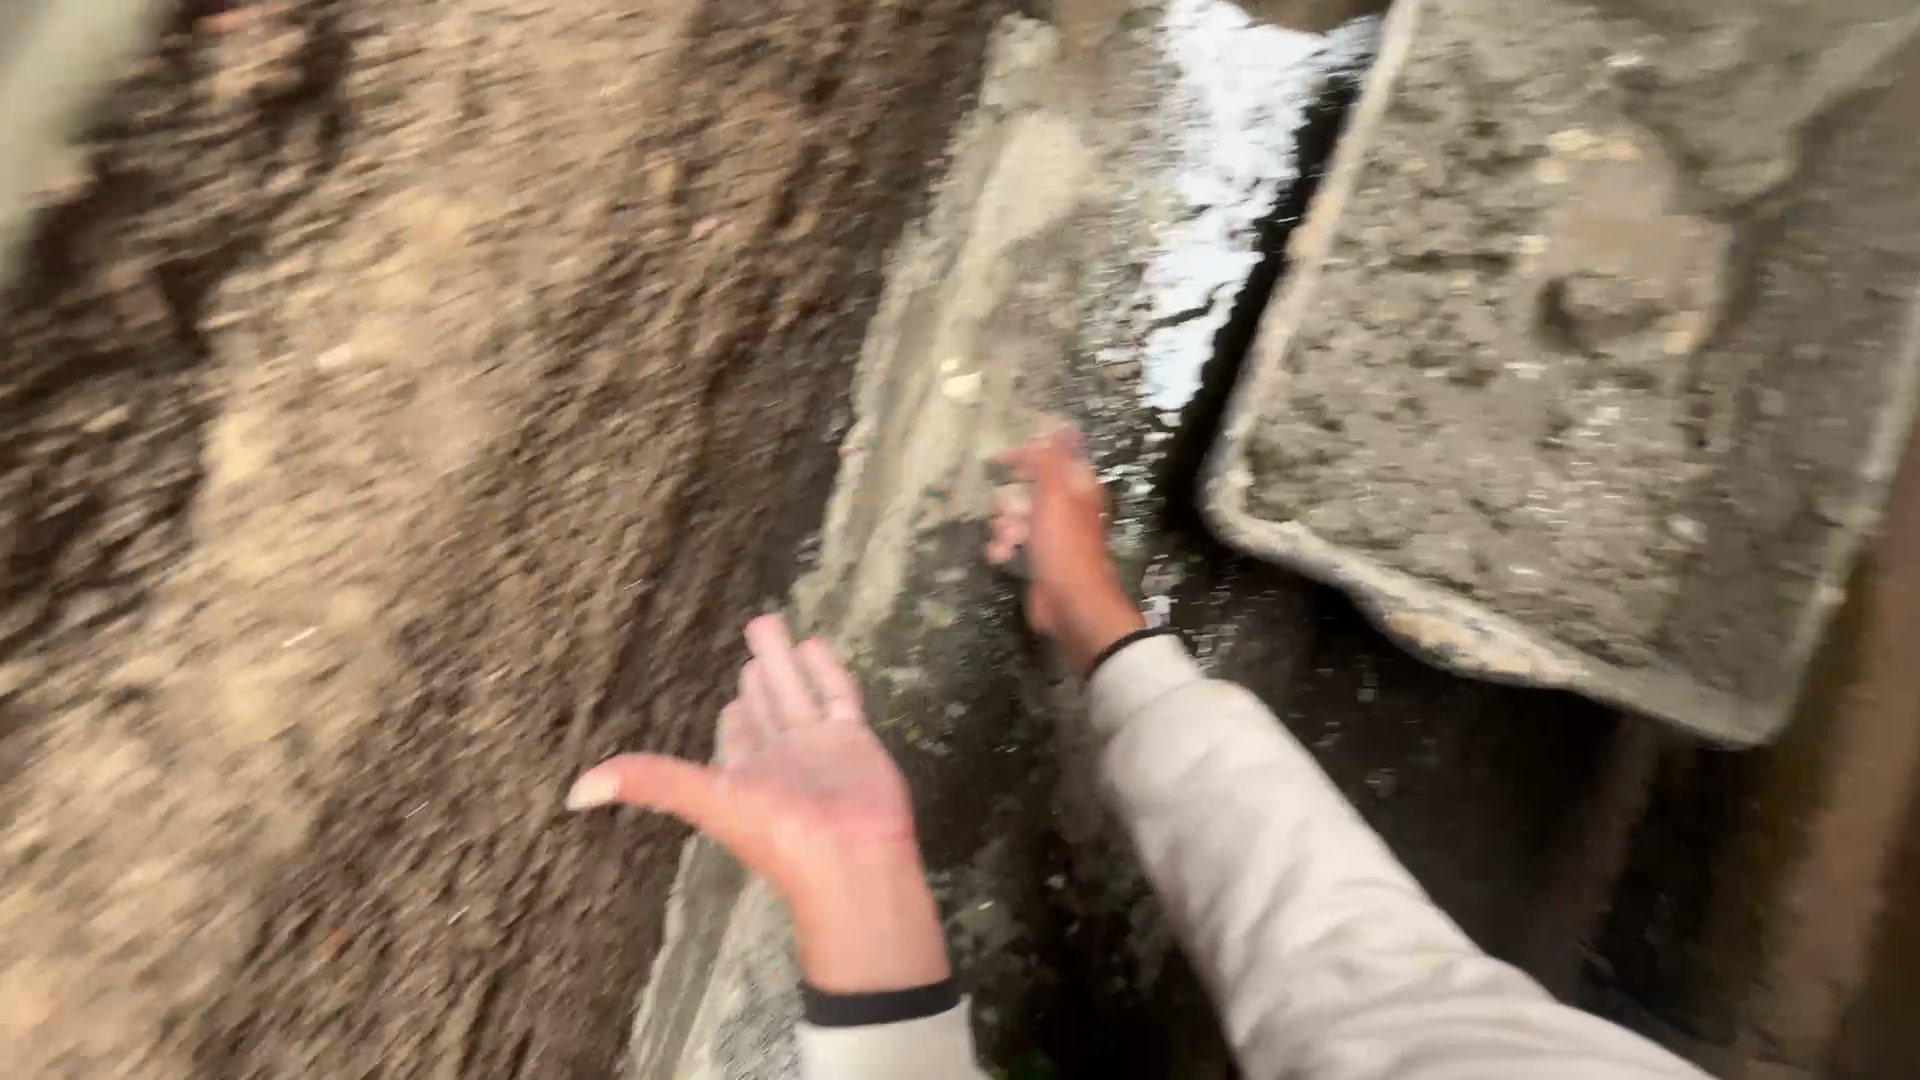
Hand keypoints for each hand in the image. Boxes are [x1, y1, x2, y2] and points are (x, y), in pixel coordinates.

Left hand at [567, 615, 948, 993]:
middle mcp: (781, 754)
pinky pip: (835, 694)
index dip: (733, 712)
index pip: (736, 733)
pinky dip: (824, 669)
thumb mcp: (708, 802)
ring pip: (797, 691)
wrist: (852, 858)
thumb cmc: (780, 833)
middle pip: (767, 704)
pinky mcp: (852, 735)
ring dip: (784, 661)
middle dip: (759, 675)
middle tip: (753, 633)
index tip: (732, 687)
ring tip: (771, 623)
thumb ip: (652, 782)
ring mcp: (819, 743)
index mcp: (746, 772)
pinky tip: (812, 643)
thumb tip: (574, 792)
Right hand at [987, 425, 1145, 673]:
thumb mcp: (1055, 495)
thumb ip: (1051, 458)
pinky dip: (1002, 547)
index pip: (1046, 459)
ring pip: (1013, 516)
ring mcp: (1049, 534)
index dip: (1022, 457)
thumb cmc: (1064, 546)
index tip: (997, 459)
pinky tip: (1001, 556)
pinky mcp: (1036, 558)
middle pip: (1024, 489)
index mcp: (1075, 488)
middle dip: (1010, 502)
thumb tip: (1054, 422)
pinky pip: (1010, 542)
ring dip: (1004, 527)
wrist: (1069, 602)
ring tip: (1008, 541)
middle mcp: (1063, 507)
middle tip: (1013, 514)